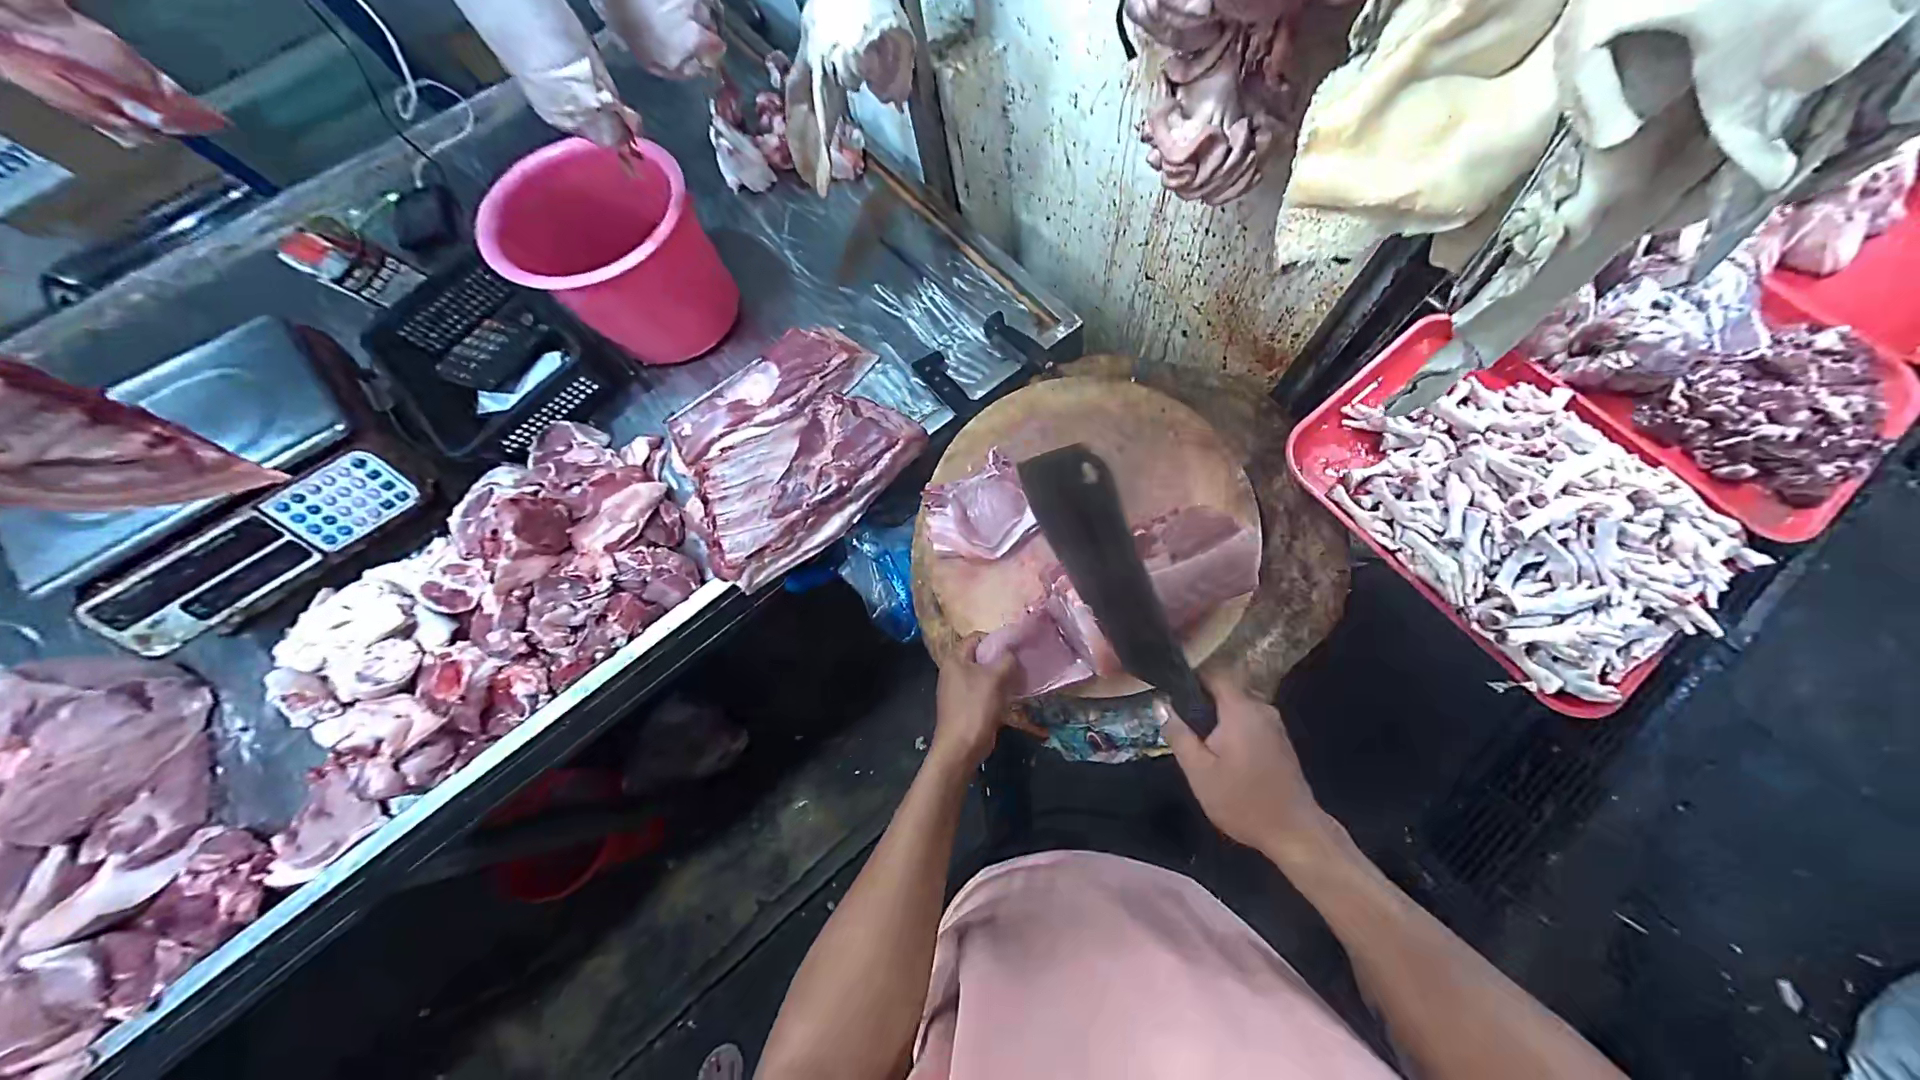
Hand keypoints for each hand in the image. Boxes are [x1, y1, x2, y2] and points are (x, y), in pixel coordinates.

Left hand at [931, 633, 1018, 768]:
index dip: (996, 640)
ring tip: (1018, 681)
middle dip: (1000, 659)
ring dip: (1000, 677)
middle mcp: (953, 671)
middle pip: (980, 656)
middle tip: (1019, 665)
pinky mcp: (965, 705)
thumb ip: (1007, 659)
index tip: (1014, 649)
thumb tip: (1012, 651)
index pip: (976, 637)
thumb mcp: (995, 678)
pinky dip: (996, 692)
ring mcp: (957, 689)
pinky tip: (1010, 698)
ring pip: (983, 675)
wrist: (961, 746)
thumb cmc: (976, 707)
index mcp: (955, 659)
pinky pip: (982, 691)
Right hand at [1159, 669, 1330, 859]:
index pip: (1214, 673)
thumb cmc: (1243, 801)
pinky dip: (1232, 728)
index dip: (1190, 676)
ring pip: (1237, 707)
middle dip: (1201, 701)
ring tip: (1196, 741)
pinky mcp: (1280, 741)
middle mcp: (1261, 709)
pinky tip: (1220, 753)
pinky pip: (1249, 721)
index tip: (1169, 690)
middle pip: (1225, 690)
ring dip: (1216, 718)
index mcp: (1241, 710)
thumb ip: (1178, 734)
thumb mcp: (1199, 771)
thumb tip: (1161, 704)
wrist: (1295, 834)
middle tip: (1178, 723)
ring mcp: (1274, 725)